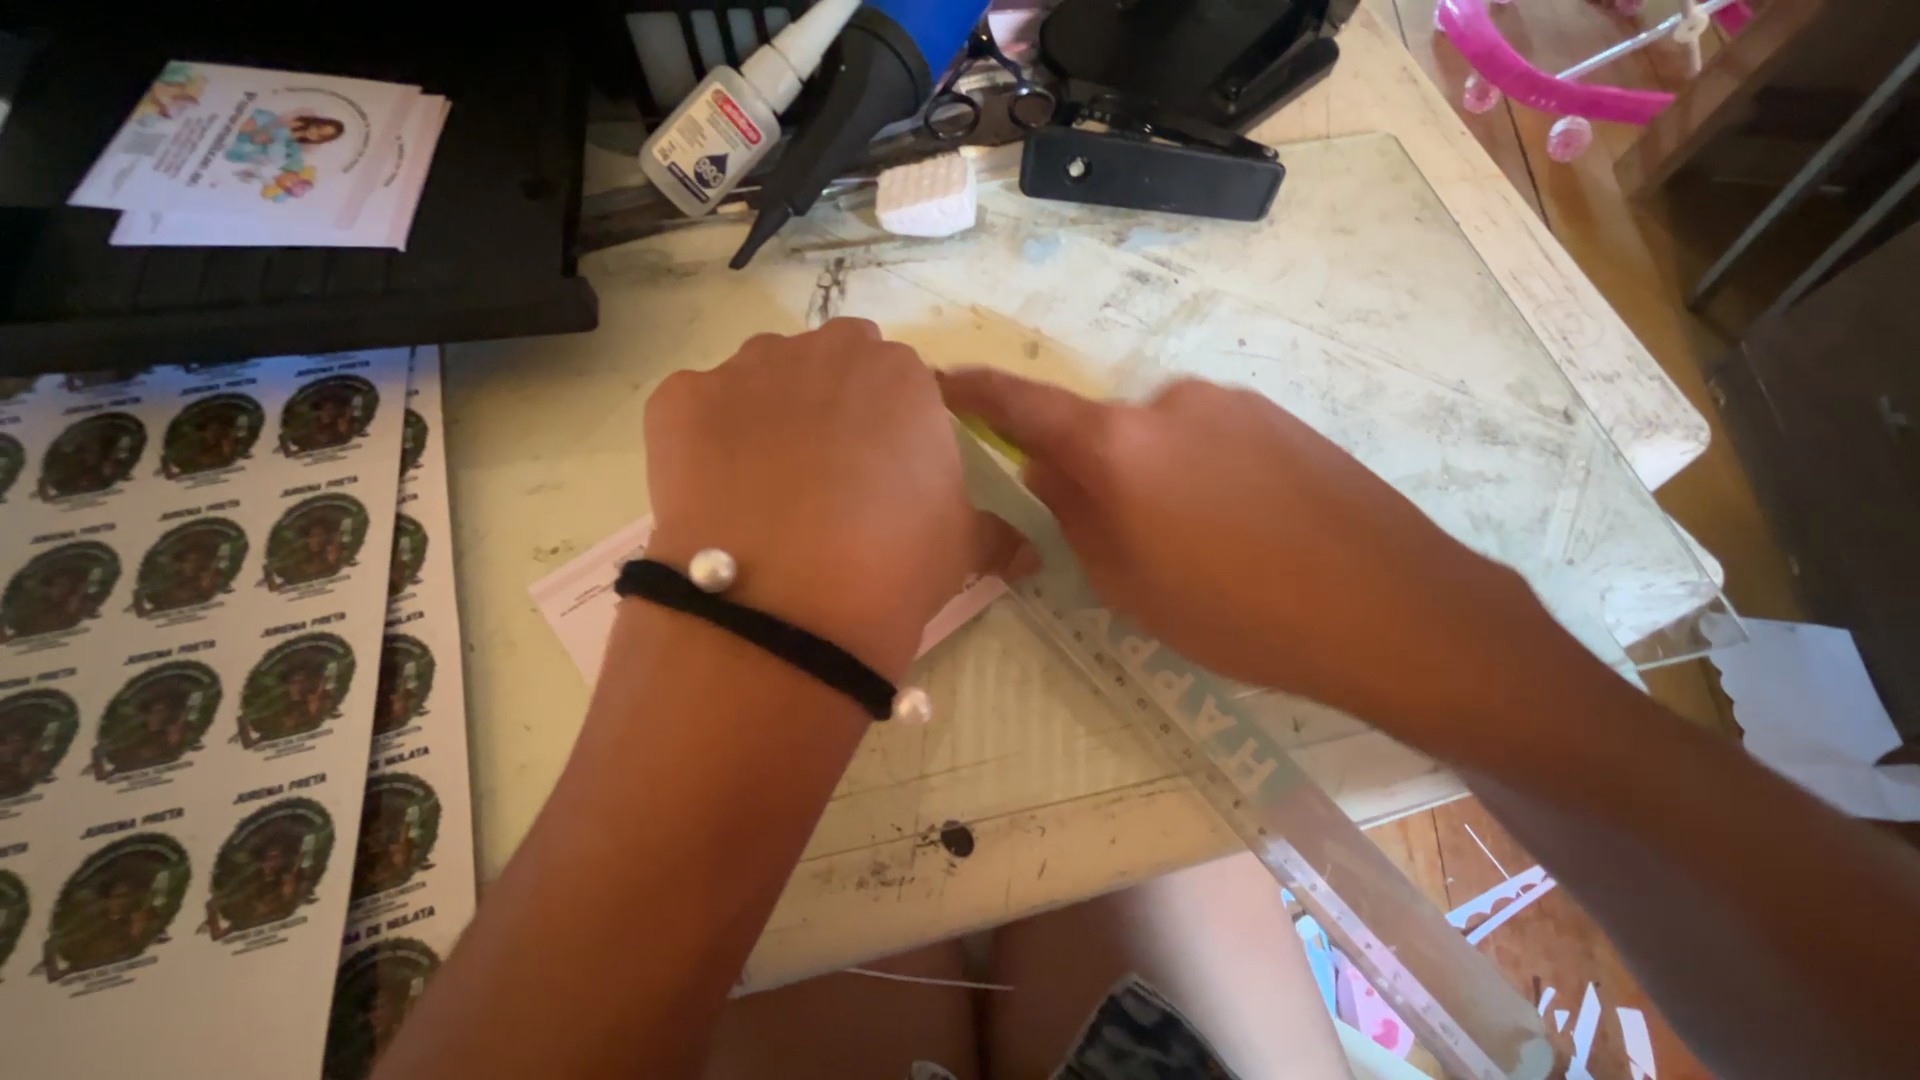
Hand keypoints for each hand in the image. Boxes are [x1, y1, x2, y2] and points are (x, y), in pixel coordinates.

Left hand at [644, 320, 988, 680]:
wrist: (786, 608)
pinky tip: (717, 493)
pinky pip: (699, 407)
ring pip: (762, 377)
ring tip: (767, 487)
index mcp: (901, 374)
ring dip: (770, 412)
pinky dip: (706, 439)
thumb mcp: (959, 548)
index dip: (889, 427)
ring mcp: (745, 370)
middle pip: (830, 363)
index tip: (881, 472)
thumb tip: (1026, 551)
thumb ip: (993, 533)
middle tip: (828, 476)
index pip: (898, 382)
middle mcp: (823, 352)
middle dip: (832, 403)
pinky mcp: (681, 400)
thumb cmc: (893, 565)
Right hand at [938, 369, 1569, 741]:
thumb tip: (1043, 469)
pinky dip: (1201, 477)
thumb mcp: (1129, 586)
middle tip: (1121, 541)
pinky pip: (1210, 441)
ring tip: (1200, 548)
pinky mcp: (1280, 417)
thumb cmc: (1237, 613)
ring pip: (1159, 439)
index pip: (1023, 404)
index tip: (942, 384)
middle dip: (1093, 474)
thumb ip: (1073, 517)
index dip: (976, 393)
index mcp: (1116, 443)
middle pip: (1100, 430)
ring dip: (1155, 480)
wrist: (1391, 609)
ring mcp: (1230, 403)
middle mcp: (1168, 402)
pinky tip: (1244, 531)